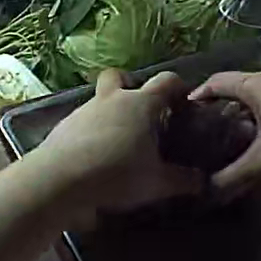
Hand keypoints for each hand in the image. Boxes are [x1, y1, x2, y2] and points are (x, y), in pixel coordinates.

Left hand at [30, 68, 202, 215]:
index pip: (166, 81)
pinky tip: (89, 156)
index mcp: (141, 103)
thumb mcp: (156, 183)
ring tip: (113, 142)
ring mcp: (81, 112)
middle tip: (137, 112)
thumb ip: (182, 180)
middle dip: (128, 86)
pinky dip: (85, 134)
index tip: (183, 103)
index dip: (177, 88)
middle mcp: (110, 100)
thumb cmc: (116, 174)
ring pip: (96, 102)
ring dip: (105, 115)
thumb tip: (203, 182)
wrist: (58, 180)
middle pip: (118, 77)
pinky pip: (77, 124)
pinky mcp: (60, 128)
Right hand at [194, 69, 260, 191]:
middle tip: (216, 134)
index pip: (217, 82)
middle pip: (246, 88)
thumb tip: (204, 193)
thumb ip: (232, 178)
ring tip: (251, 140)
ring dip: (259, 114)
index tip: (185, 113)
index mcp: (259, 85)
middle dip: (228, 109)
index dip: (198, 95)